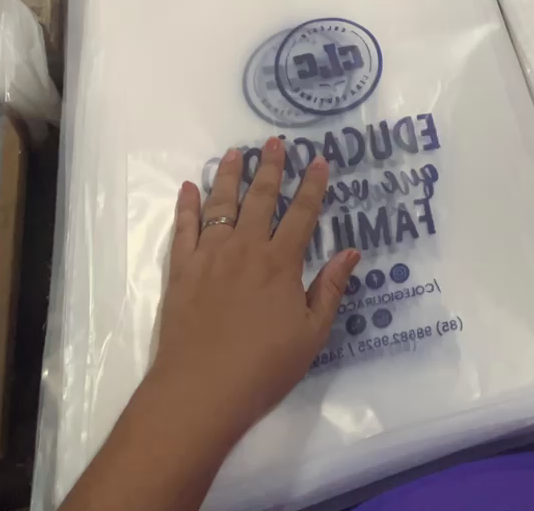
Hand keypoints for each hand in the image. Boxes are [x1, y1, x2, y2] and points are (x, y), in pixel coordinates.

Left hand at [146, 137, 361, 444]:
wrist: (199, 392)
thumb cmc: (262, 367)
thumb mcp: (311, 334)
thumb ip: (330, 289)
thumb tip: (351, 252)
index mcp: (281, 263)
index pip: (302, 214)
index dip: (312, 185)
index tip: (318, 159)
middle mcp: (246, 249)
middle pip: (261, 198)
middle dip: (270, 167)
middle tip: (274, 141)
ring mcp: (211, 256)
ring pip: (221, 205)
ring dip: (230, 176)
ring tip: (235, 152)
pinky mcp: (181, 270)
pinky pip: (184, 229)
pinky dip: (187, 206)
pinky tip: (190, 187)